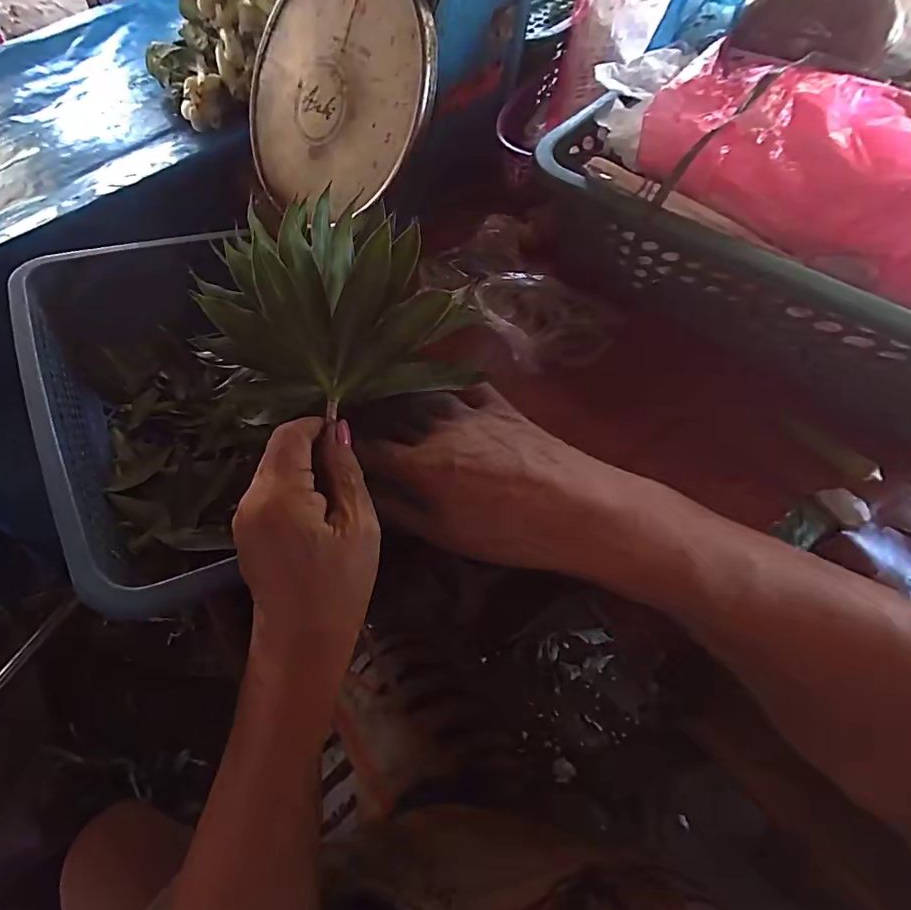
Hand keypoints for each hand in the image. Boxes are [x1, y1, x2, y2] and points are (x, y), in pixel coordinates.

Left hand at [234, 417, 379, 672]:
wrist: (300, 640)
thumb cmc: (339, 587)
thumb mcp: (358, 527)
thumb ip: (345, 472)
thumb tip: (338, 429)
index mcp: (279, 494)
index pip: (290, 434)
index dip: (316, 425)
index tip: (342, 436)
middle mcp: (251, 497)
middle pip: (276, 449)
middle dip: (308, 448)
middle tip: (343, 471)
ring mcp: (241, 513)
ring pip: (269, 468)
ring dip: (299, 468)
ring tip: (331, 497)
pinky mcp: (241, 527)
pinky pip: (264, 490)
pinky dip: (288, 488)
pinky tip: (312, 512)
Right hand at [354, 386, 658, 580]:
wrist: (583, 511)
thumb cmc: (509, 532)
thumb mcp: (446, 533)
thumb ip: (399, 510)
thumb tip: (362, 493)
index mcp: (419, 464)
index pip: (368, 448)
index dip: (343, 444)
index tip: (326, 441)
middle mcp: (436, 429)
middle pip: (389, 414)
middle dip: (365, 413)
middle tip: (349, 411)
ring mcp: (469, 411)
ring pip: (421, 394)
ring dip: (397, 393)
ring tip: (382, 393)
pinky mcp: (500, 405)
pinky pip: (464, 383)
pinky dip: (445, 378)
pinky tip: (436, 376)